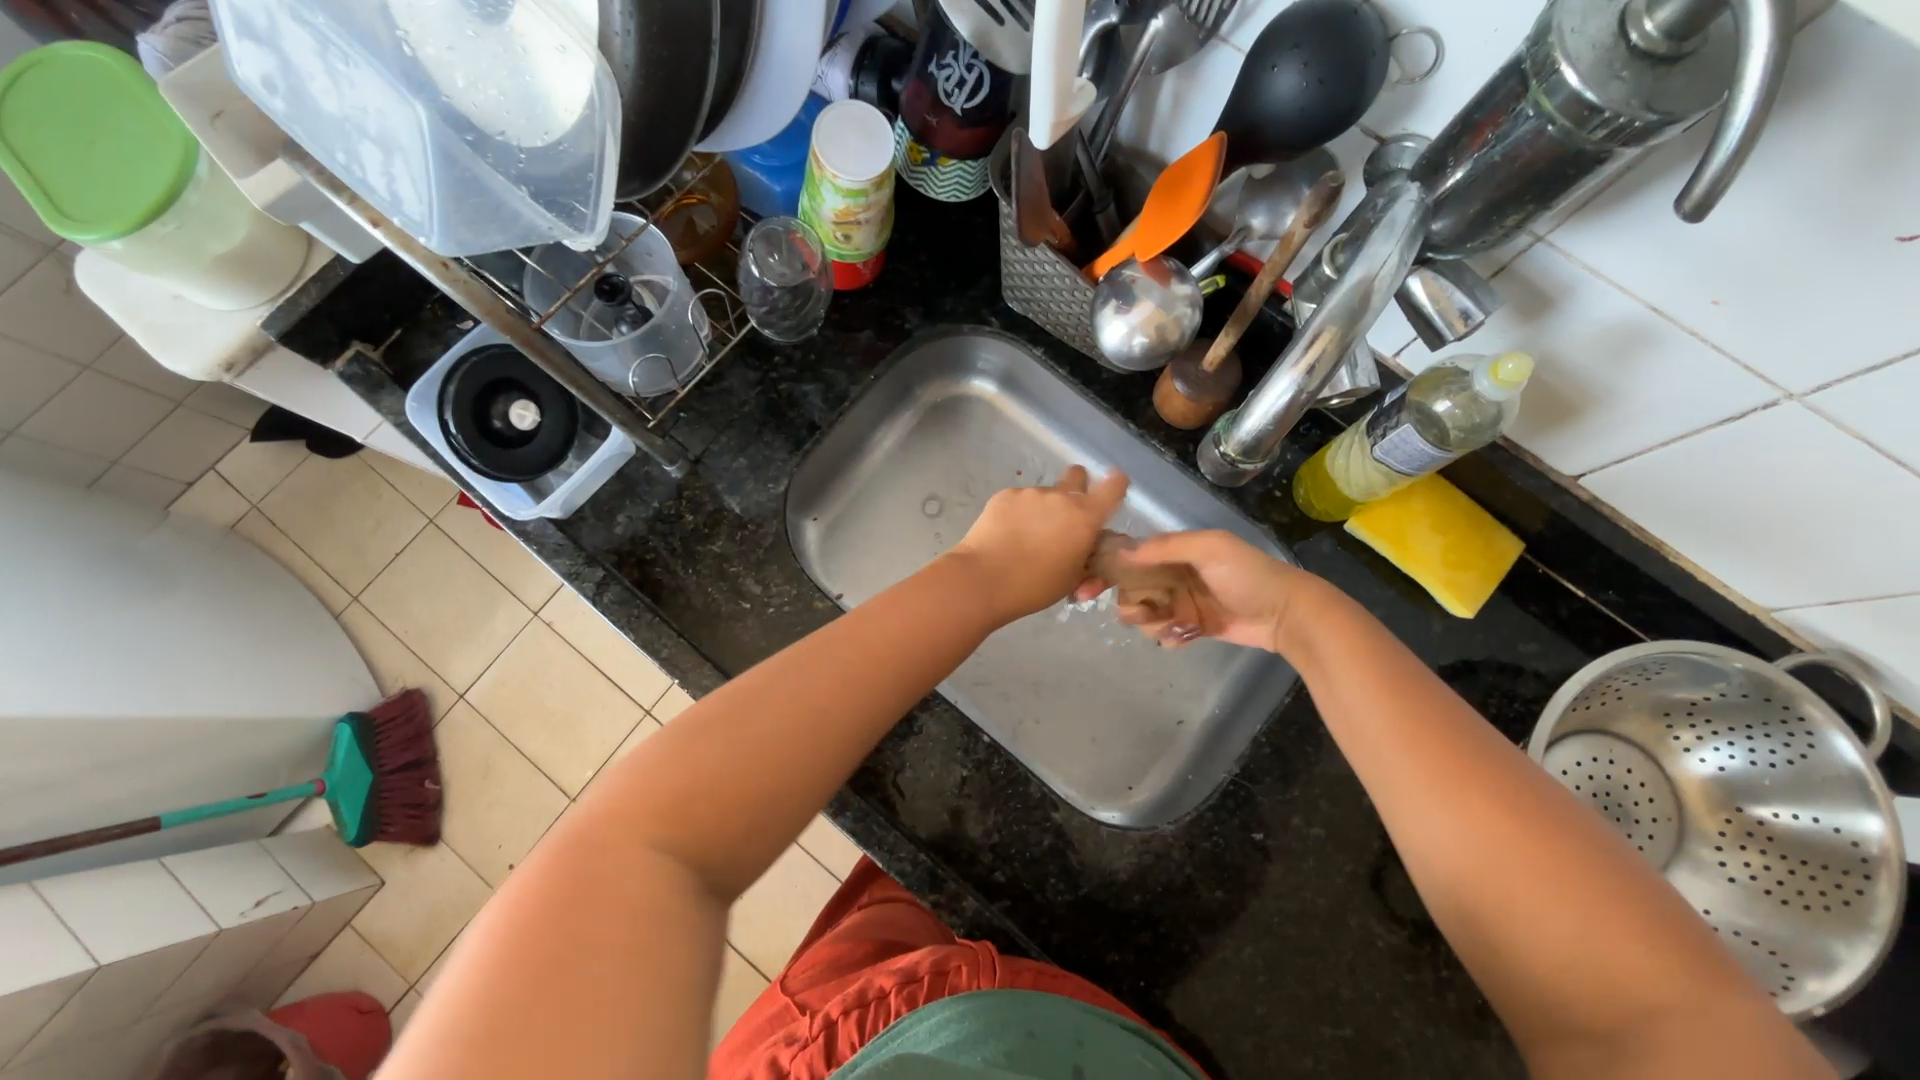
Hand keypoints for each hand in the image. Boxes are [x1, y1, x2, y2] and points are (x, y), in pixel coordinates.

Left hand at [946, 465, 1129, 623]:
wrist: (983, 580)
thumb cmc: (1035, 587)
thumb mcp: (1073, 580)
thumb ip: (1088, 562)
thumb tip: (1088, 555)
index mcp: (1086, 517)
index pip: (1115, 485)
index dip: (1116, 486)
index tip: (1109, 497)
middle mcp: (1061, 496)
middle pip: (1077, 475)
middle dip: (1076, 489)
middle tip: (1064, 518)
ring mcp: (1030, 493)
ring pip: (1044, 494)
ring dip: (1042, 510)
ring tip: (1025, 539)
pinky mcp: (1003, 495)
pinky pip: (1019, 500)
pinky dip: (1017, 514)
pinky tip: (1005, 536)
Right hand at [1078, 529, 1309, 651]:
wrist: (1286, 613)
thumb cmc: (1248, 574)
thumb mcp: (1209, 549)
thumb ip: (1165, 548)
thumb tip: (1121, 552)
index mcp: (1172, 551)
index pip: (1127, 556)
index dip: (1103, 569)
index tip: (1085, 588)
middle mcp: (1170, 575)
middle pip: (1128, 590)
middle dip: (1129, 603)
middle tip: (1139, 615)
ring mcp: (1180, 603)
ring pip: (1143, 615)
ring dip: (1151, 622)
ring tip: (1174, 625)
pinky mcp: (1190, 627)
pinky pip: (1163, 634)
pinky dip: (1169, 636)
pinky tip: (1187, 635)